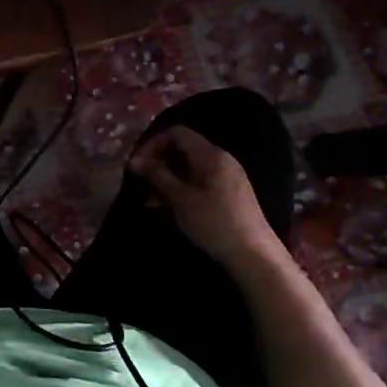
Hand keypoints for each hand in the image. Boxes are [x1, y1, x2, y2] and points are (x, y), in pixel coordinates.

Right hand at [129, 127, 284, 269]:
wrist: (253, 254)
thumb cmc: (214, 223)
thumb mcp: (180, 199)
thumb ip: (157, 175)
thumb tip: (134, 160)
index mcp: (211, 155)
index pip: (177, 133)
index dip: (153, 143)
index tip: (137, 165)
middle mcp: (221, 159)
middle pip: (183, 148)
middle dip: (158, 161)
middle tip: (141, 182)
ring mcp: (227, 175)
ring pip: (189, 166)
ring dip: (167, 176)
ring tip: (150, 198)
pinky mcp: (229, 191)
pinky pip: (199, 179)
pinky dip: (180, 186)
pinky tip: (169, 206)